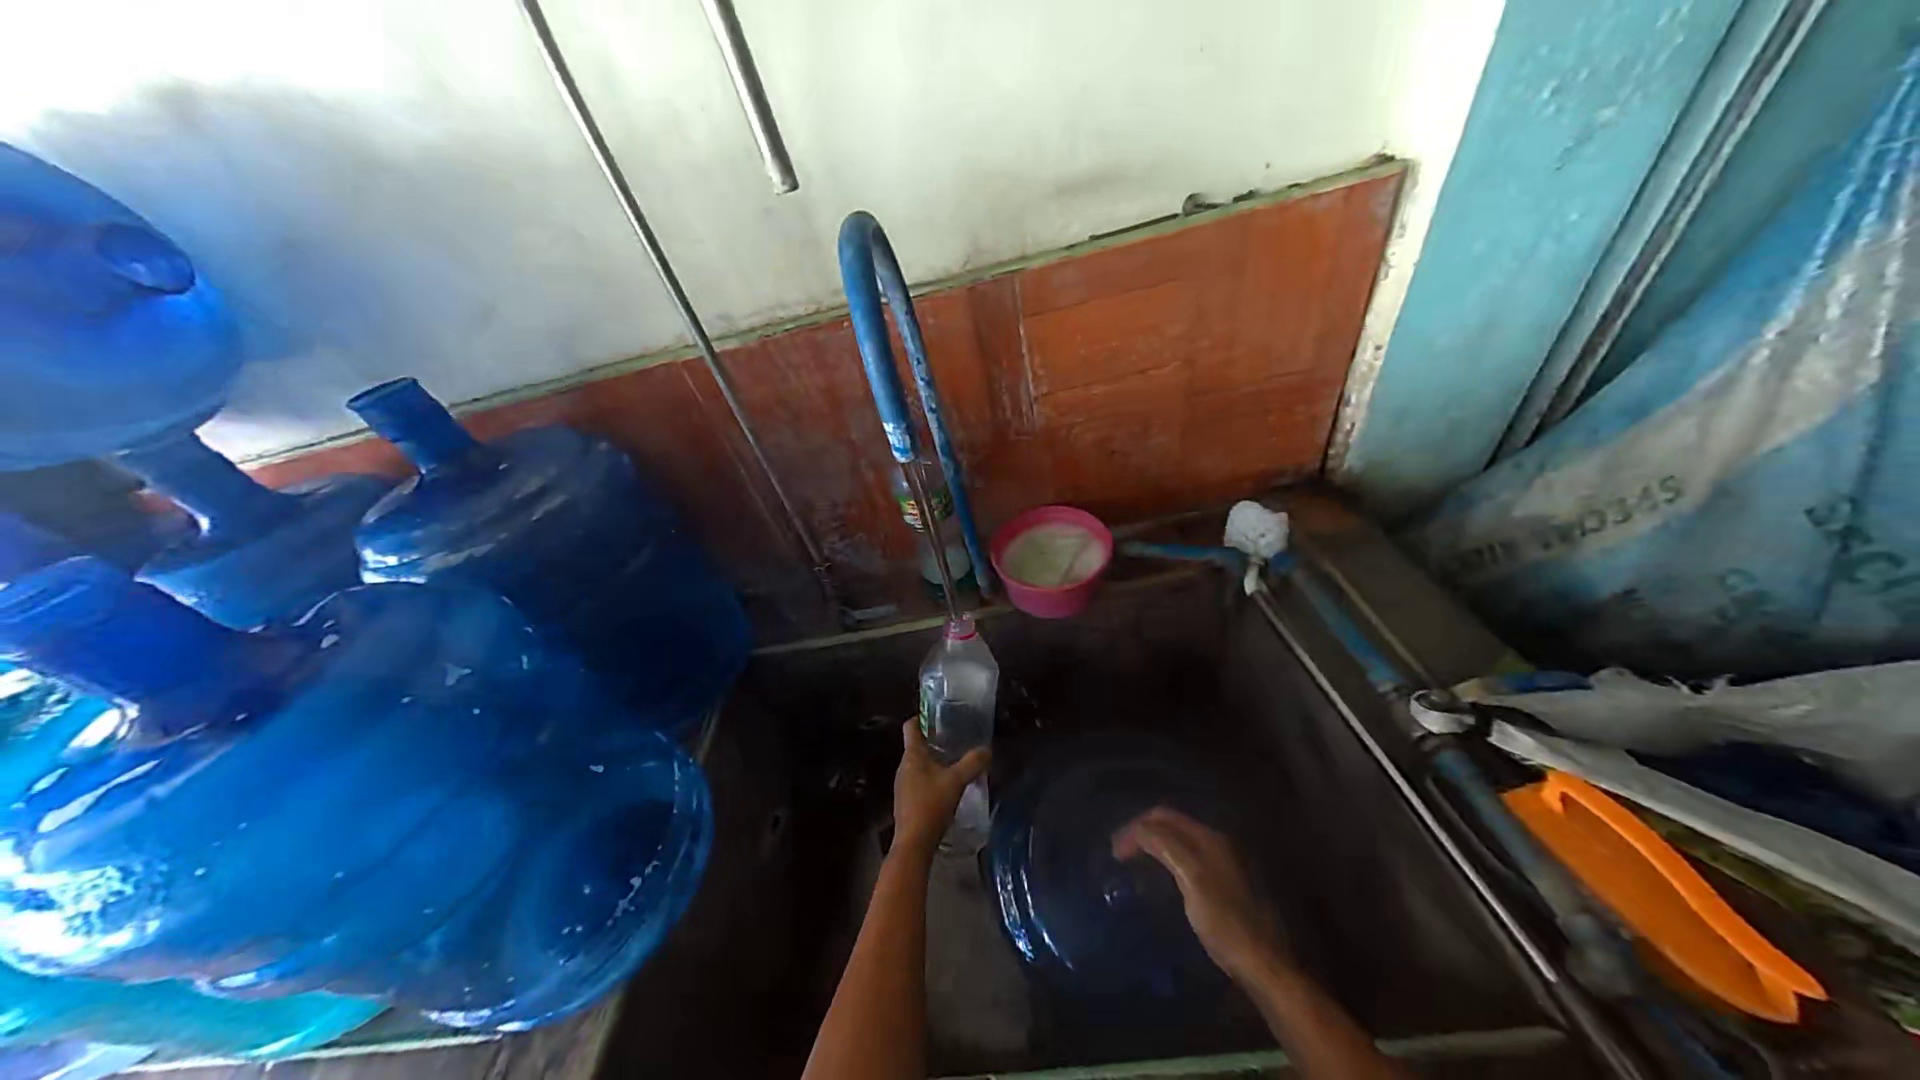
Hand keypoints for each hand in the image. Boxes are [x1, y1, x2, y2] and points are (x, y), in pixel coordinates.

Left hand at [893, 719, 989, 854]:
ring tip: (955, 762)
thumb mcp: (956, 781)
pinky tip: (948, 787)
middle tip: (956, 738)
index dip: (922, 717)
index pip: (911, 726)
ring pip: (918, 765)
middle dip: (934, 741)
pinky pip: (919, 781)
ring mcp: (902, 785)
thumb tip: (987, 749)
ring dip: (934, 761)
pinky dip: (932, 778)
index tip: (939, 715)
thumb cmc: (931, 805)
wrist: (914, 843)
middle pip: (916, 745)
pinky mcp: (906, 801)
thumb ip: (972, 763)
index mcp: (912, 756)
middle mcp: (903, 767)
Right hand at [1113, 807, 1285, 980]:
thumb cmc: (1226, 922)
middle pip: (1171, 823)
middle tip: (1119, 853)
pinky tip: (1160, 875)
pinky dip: (1167, 858)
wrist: (1265, 964)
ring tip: (1134, 861)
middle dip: (1142, 832)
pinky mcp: (1225, 882)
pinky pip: (1188, 856)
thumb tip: (1139, 829)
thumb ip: (1166, 846)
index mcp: (1210, 837)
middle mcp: (1218, 841)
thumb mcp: (1192, 879)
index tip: (1114, 852)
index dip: (1135, 828)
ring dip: (1154, 843)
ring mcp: (1224, 862)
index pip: (1163, 816)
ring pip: (1179, 839)